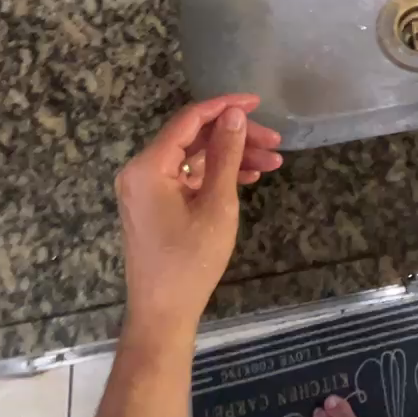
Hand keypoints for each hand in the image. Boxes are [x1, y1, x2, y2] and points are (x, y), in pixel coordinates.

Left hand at [116, 94, 282, 340]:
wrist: (163, 314)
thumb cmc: (190, 260)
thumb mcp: (216, 203)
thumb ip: (226, 153)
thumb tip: (234, 114)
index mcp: (149, 166)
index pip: (189, 119)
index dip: (224, 106)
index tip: (258, 103)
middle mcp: (142, 170)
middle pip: (195, 137)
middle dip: (237, 136)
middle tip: (275, 141)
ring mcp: (147, 188)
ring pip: (196, 156)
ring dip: (234, 155)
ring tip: (273, 162)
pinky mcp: (156, 203)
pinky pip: (189, 175)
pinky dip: (218, 173)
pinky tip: (250, 177)